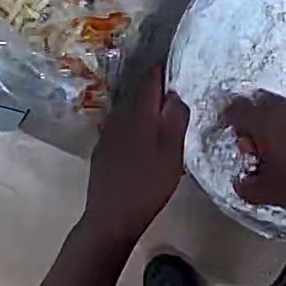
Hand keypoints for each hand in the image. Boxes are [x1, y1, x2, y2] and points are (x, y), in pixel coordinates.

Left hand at [81, 67, 188, 245]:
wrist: (111, 217)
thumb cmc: (148, 183)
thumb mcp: (173, 150)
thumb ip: (175, 117)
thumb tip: (174, 94)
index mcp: (138, 111)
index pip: (150, 77)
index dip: (165, 70)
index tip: (181, 68)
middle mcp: (119, 115)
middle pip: (140, 93)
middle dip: (158, 91)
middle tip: (181, 96)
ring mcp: (108, 132)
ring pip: (132, 111)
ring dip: (148, 110)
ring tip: (167, 119)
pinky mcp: (103, 149)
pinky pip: (124, 127)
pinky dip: (138, 127)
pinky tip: (147, 142)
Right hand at [221, 90, 285, 224]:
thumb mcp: (269, 192)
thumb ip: (248, 186)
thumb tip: (242, 184)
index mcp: (267, 123)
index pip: (238, 109)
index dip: (228, 116)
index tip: (225, 125)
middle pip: (259, 104)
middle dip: (250, 121)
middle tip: (250, 147)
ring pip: (280, 111)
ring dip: (270, 126)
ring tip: (271, 154)